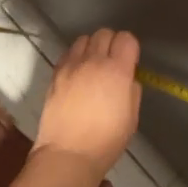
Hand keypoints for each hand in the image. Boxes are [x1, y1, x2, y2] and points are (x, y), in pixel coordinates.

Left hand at [35, 28, 141, 177]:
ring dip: (92, 47)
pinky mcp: (55, 73)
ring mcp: (71, 65)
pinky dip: (76, 56)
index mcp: (117, 71)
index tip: (130, 61)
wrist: (68, 154)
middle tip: (112, 62)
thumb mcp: (131, 118)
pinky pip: (68, 53)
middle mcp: (94, 61)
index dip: (130, 48)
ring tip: (93, 65)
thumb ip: (131, 91)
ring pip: (84, 39)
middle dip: (111, 43)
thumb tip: (127, 79)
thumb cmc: (106, 141)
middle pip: (104, 33)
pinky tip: (78, 73)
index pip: (126, 39)